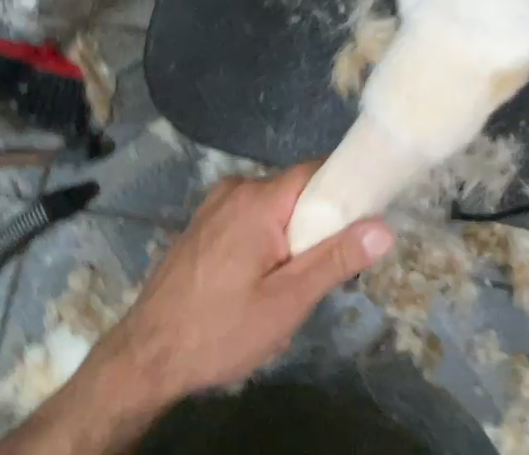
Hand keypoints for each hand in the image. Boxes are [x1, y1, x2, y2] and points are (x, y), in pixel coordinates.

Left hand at [93, 161, 392, 403]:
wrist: (145, 357)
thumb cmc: (221, 329)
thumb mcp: (287, 302)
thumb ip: (335, 259)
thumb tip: (383, 227)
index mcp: (258, 199)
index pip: (317, 171)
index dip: (345, 192)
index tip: (363, 224)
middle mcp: (235, 189)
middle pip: (295, 192)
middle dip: (314, 228)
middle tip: (317, 277)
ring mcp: (213, 205)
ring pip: (272, 210)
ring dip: (288, 241)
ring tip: (283, 290)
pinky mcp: (201, 225)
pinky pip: (248, 221)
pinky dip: (262, 244)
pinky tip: (254, 287)